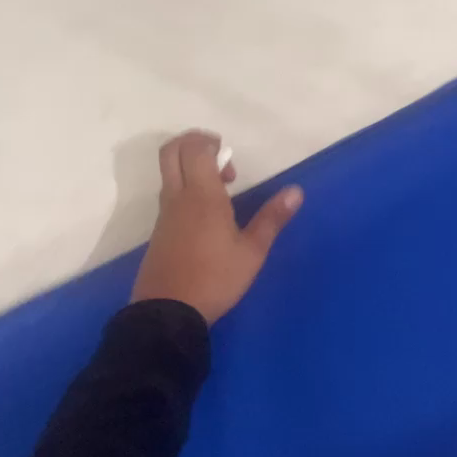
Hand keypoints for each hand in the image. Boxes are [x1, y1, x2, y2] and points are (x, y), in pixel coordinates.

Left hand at [130, 130, 302, 323]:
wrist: (168, 314)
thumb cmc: (215, 279)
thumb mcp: (252, 251)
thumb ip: (272, 218)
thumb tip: (296, 191)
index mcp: (201, 196)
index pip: (194, 149)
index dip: (209, 142)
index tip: (230, 159)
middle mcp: (177, 198)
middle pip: (171, 151)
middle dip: (193, 144)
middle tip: (220, 160)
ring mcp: (164, 215)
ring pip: (169, 173)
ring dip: (192, 169)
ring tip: (223, 192)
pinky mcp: (159, 231)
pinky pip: (170, 195)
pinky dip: (187, 190)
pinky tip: (210, 217)